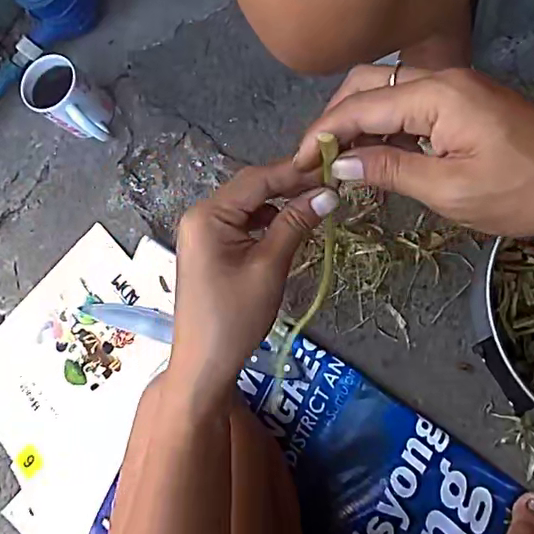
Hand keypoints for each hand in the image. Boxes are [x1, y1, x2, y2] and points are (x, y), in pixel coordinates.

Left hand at [167, 160, 339, 395]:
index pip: (257, 179)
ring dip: (282, 203)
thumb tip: (327, 194)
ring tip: (318, 203)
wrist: (205, 363)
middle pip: (252, 188)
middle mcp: (201, 215)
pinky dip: (270, 221)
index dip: (296, 172)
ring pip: (250, 205)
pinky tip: (293, 225)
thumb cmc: (234, 317)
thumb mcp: (269, 267)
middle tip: (331, 185)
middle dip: (290, 185)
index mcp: (208, 215)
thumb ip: (295, 224)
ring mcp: (204, 232)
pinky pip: (244, 223)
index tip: (332, 170)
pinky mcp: (212, 248)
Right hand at [293, 67, 533, 241]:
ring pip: (392, 92)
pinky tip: (381, 155)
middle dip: (336, 119)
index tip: (297, 164)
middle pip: (369, 84)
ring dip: (361, 121)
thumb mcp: (451, 191)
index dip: (322, 135)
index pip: (359, 105)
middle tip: (318, 161)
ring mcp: (461, 88)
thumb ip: (391, 170)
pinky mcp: (472, 104)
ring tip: (341, 162)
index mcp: (436, 93)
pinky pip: (416, 105)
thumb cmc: (526, 192)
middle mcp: (444, 78)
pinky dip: (390, 126)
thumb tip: (339, 164)